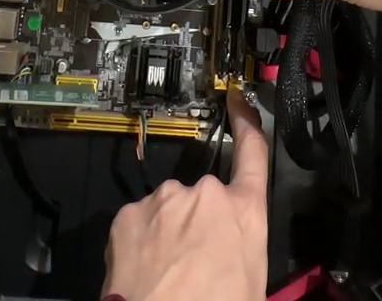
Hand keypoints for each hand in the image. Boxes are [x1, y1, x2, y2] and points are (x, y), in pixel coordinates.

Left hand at [103, 96, 268, 300]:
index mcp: (243, 213)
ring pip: (168, 212)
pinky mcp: (128, 214)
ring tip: (167, 277)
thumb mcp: (251, 284)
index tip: (237, 99)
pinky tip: (143, 274)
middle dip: (199, 225)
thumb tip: (232, 254)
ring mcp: (163, 200)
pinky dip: (140, 244)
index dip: (246, 121)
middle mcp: (204, 195)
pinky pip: (139, 224)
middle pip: (204, 200)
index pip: (253, 153)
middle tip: (196, 266)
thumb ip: (242, 248)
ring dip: (168, 235)